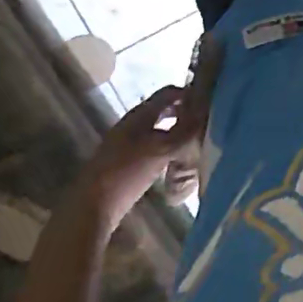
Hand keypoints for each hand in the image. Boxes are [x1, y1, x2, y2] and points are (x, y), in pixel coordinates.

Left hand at [70, 86, 198, 228]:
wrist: (91, 208)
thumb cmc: (126, 172)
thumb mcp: (160, 150)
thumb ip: (184, 130)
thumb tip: (206, 112)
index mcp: (139, 115)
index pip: (168, 93)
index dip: (189, 93)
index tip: (211, 101)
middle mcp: (133, 125)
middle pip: (163, 110)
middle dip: (185, 113)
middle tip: (208, 122)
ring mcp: (128, 144)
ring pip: (159, 130)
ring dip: (178, 132)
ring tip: (199, 142)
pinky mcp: (127, 164)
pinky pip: (154, 147)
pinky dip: (170, 149)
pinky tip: (179, 161)